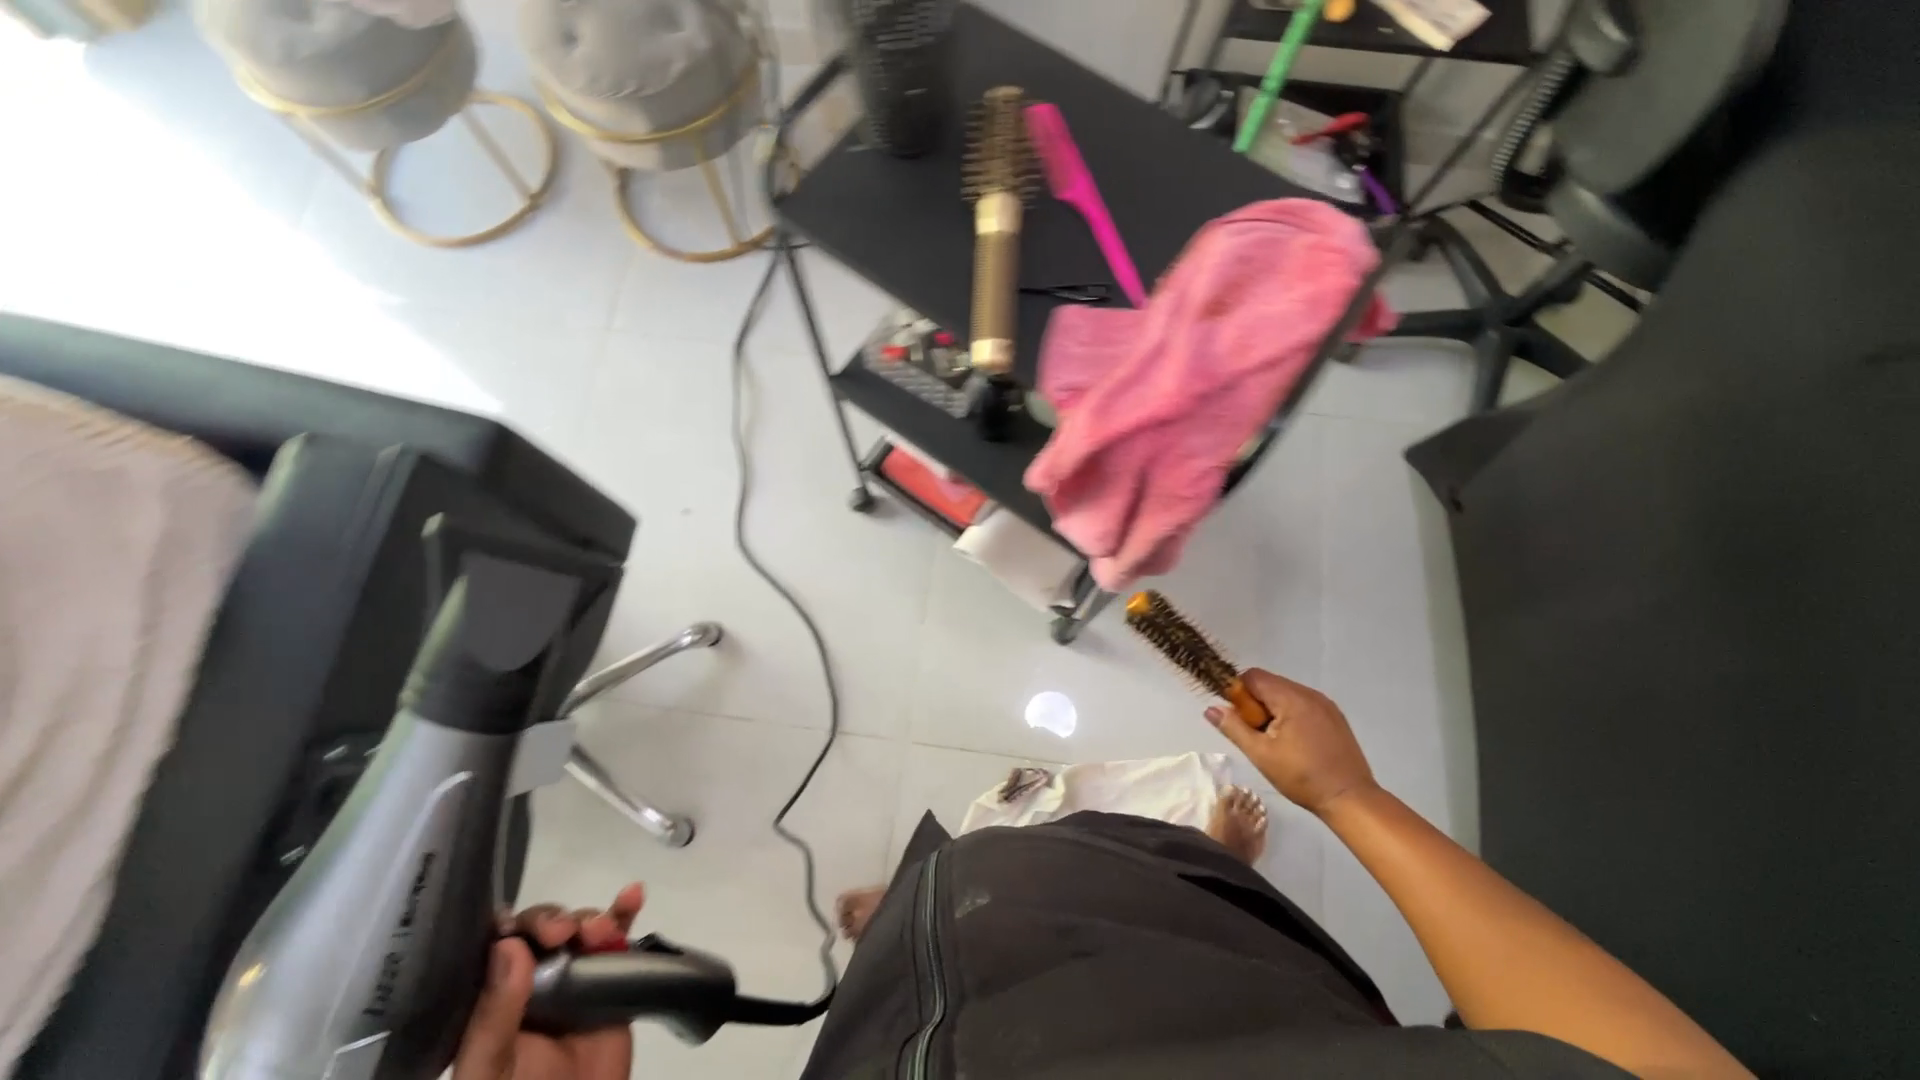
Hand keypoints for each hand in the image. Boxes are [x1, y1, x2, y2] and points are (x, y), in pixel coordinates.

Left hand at [453, 884, 645, 1079]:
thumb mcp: (490, 1071)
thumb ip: (494, 1015)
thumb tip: (509, 945)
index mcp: (492, 1000)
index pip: (495, 946)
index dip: (514, 925)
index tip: (536, 932)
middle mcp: (529, 982)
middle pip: (540, 929)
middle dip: (554, 919)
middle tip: (566, 934)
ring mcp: (573, 980)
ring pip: (579, 929)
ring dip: (592, 918)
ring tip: (602, 932)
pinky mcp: (610, 983)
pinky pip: (619, 942)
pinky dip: (625, 913)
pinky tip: (633, 895)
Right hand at [1206, 669, 1378, 817]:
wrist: (1350, 798)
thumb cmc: (1301, 777)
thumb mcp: (1260, 754)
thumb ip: (1233, 727)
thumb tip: (1210, 709)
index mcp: (1291, 698)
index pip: (1253, 677)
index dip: (1238, 693)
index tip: (1239, 719)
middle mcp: (1310, 694)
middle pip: (1270, 685)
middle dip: (1256, 705)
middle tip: (1257, 736)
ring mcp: (1326, 705)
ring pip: (1286, 695)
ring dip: (1273, 711)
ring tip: (1276, 743)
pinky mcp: (1335, 717)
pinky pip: (1303, 705)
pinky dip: (1291, 716)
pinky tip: (1295, 743)